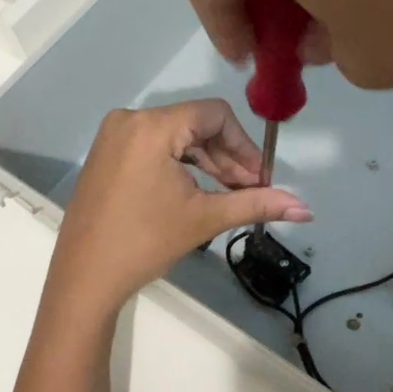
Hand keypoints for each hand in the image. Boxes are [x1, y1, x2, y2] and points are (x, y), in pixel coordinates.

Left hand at [48, 99, 309, 311]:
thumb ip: (256, 204)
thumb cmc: (145, 242)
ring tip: (228, 196)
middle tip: (250, 192)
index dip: (244, 145)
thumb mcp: (205, 218)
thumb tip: (306, 210)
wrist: (86, 276)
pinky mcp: (106, 154)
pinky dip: (180, 165)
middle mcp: (130, 120)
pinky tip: (196, 192)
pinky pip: (154, 147)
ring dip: (206, 162)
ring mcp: (114, 137)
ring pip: (176, 137)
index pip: (215, 115)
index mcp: (152, 126)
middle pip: (195, 124)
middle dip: (227, 157)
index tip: (261, 180)